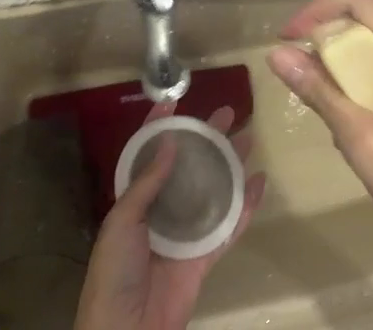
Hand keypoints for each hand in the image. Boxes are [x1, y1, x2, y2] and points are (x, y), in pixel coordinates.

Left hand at [73, 104, 266, 329]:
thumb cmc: (114, 273)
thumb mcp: (122, 222)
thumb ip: (147, 183)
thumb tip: (171, 141)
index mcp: (135, 200)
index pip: (149, 154)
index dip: (161, 127)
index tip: (178, 99)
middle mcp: (162, 210)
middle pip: (189, 166)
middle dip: (207, 139)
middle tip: (229, 113)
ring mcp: (186, 233)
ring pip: (213, 190)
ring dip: (230, 165)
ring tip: (249, 138)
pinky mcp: (204, 256)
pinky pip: (228, 227)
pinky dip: (245, 207)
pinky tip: (258, 184)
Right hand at [266, 0, 372, 329]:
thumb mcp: (364, 146)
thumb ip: (320, 93)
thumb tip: (278, 54)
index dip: (315, 9)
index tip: (287, 42)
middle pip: (369, 18)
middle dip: (331, 44)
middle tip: (308, 89)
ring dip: (351, 68)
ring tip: (340, 121)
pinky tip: (369, 128)